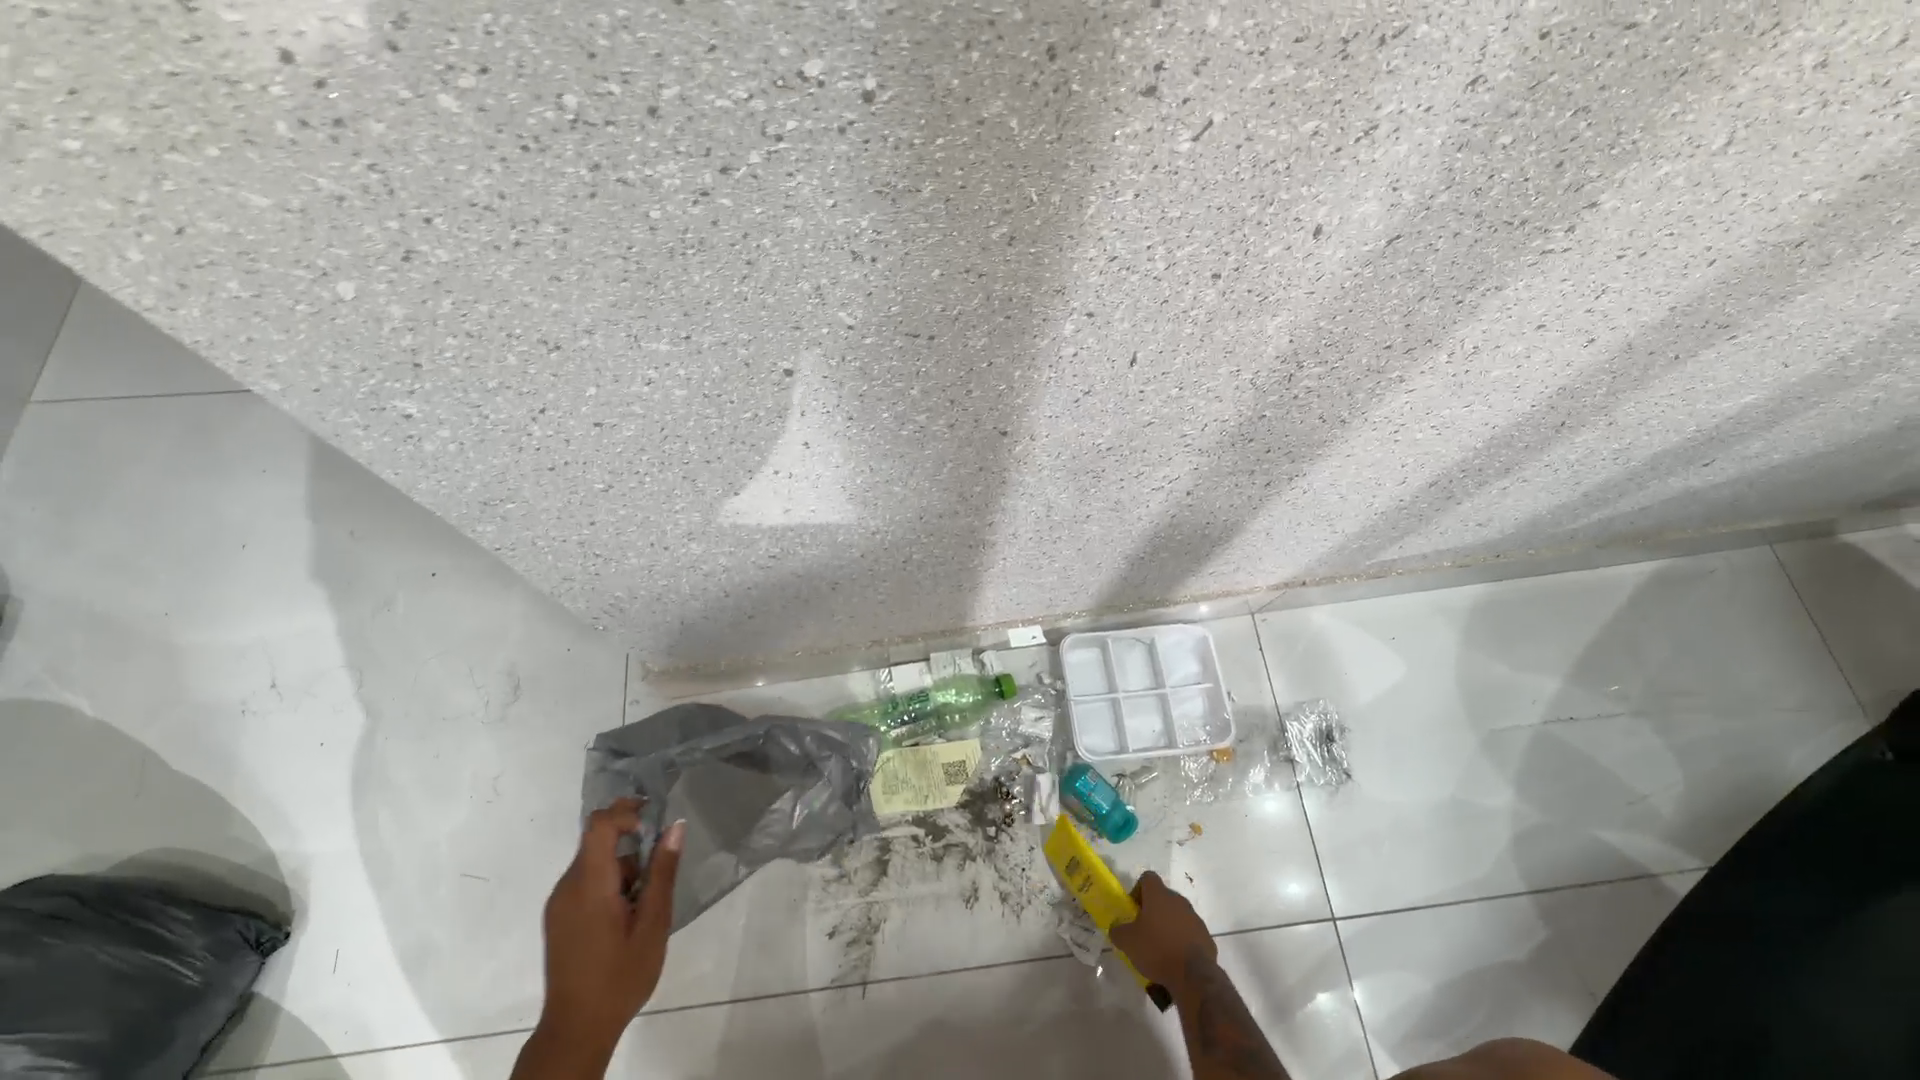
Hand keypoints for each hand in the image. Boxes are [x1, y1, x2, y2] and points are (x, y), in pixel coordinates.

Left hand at [537, 798, 684, 1050]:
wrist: (576, 1028)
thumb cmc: (621, 976)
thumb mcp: (653, 925)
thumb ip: (662, 873)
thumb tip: (675, 827)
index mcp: (589, 885)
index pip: (599, 825)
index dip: (625, 811)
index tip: (654, 818)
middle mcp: (566, 887)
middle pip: (596, 843)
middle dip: (631, 846)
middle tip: (659, 874)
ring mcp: (558, 904)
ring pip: (592, 864)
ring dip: (622, 869)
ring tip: (644, 907)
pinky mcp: (558, 919)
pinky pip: (584, 884)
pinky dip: (608, 885)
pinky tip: (625, 918)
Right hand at [1110, 871, 1216, 998]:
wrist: (1193, 975)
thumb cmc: (1156, 950)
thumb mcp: (1127, 941)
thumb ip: (1118, 930)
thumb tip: (1117, 929)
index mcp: (1159, 895)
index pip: (1147, 878)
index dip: (1137, 890)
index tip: (1133, 909)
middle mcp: (1179, 900)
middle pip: (1163, 897)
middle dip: (1152, 910)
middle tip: (1143, 930)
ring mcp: (1195, 918)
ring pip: (1177, 915)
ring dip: (1168, 925)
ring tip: (1159, 948)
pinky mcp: (1206, 936)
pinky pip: (1189, 932)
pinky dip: (1181, 940)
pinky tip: (1174, 958)